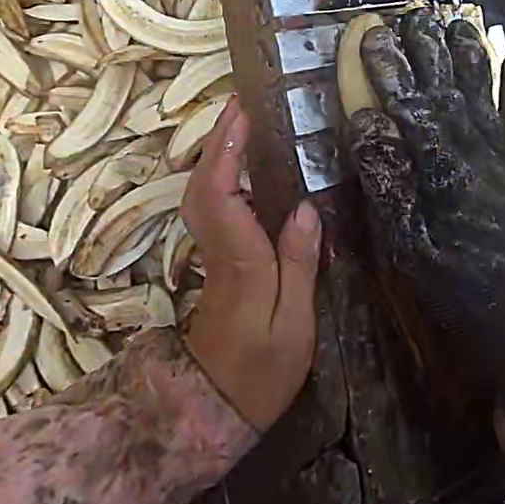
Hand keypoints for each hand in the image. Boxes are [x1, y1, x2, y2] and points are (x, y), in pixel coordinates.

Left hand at [180, 98, 321, 429]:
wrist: (216, 400)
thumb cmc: (262, 368)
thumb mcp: (296, 325)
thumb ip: (298, 265)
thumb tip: (304, 208)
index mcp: (240, 261)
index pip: (220, 197)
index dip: (226, 152)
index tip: (243, 116)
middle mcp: (217, 247)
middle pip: (202, 184)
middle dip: (217, 139)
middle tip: (240, 103)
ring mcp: (210, 250)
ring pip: (199, 190)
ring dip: (214, 151)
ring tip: (241, 121)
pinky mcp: (214, 254)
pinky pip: (208, 202)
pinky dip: (218, 172)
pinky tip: (238, 161)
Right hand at [346, 11, 504, 424]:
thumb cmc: (447, 283)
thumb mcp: (401, 241)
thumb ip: (385, 178)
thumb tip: (366, 121)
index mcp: (440, 170)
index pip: (409, 103)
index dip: (388, 66)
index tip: (369, 34)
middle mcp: (474, 153)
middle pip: (447, 88)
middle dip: (428, 48)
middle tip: (410, 15)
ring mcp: (503, 159)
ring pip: (485, 94)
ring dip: (471, 55)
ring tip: (458, 22)